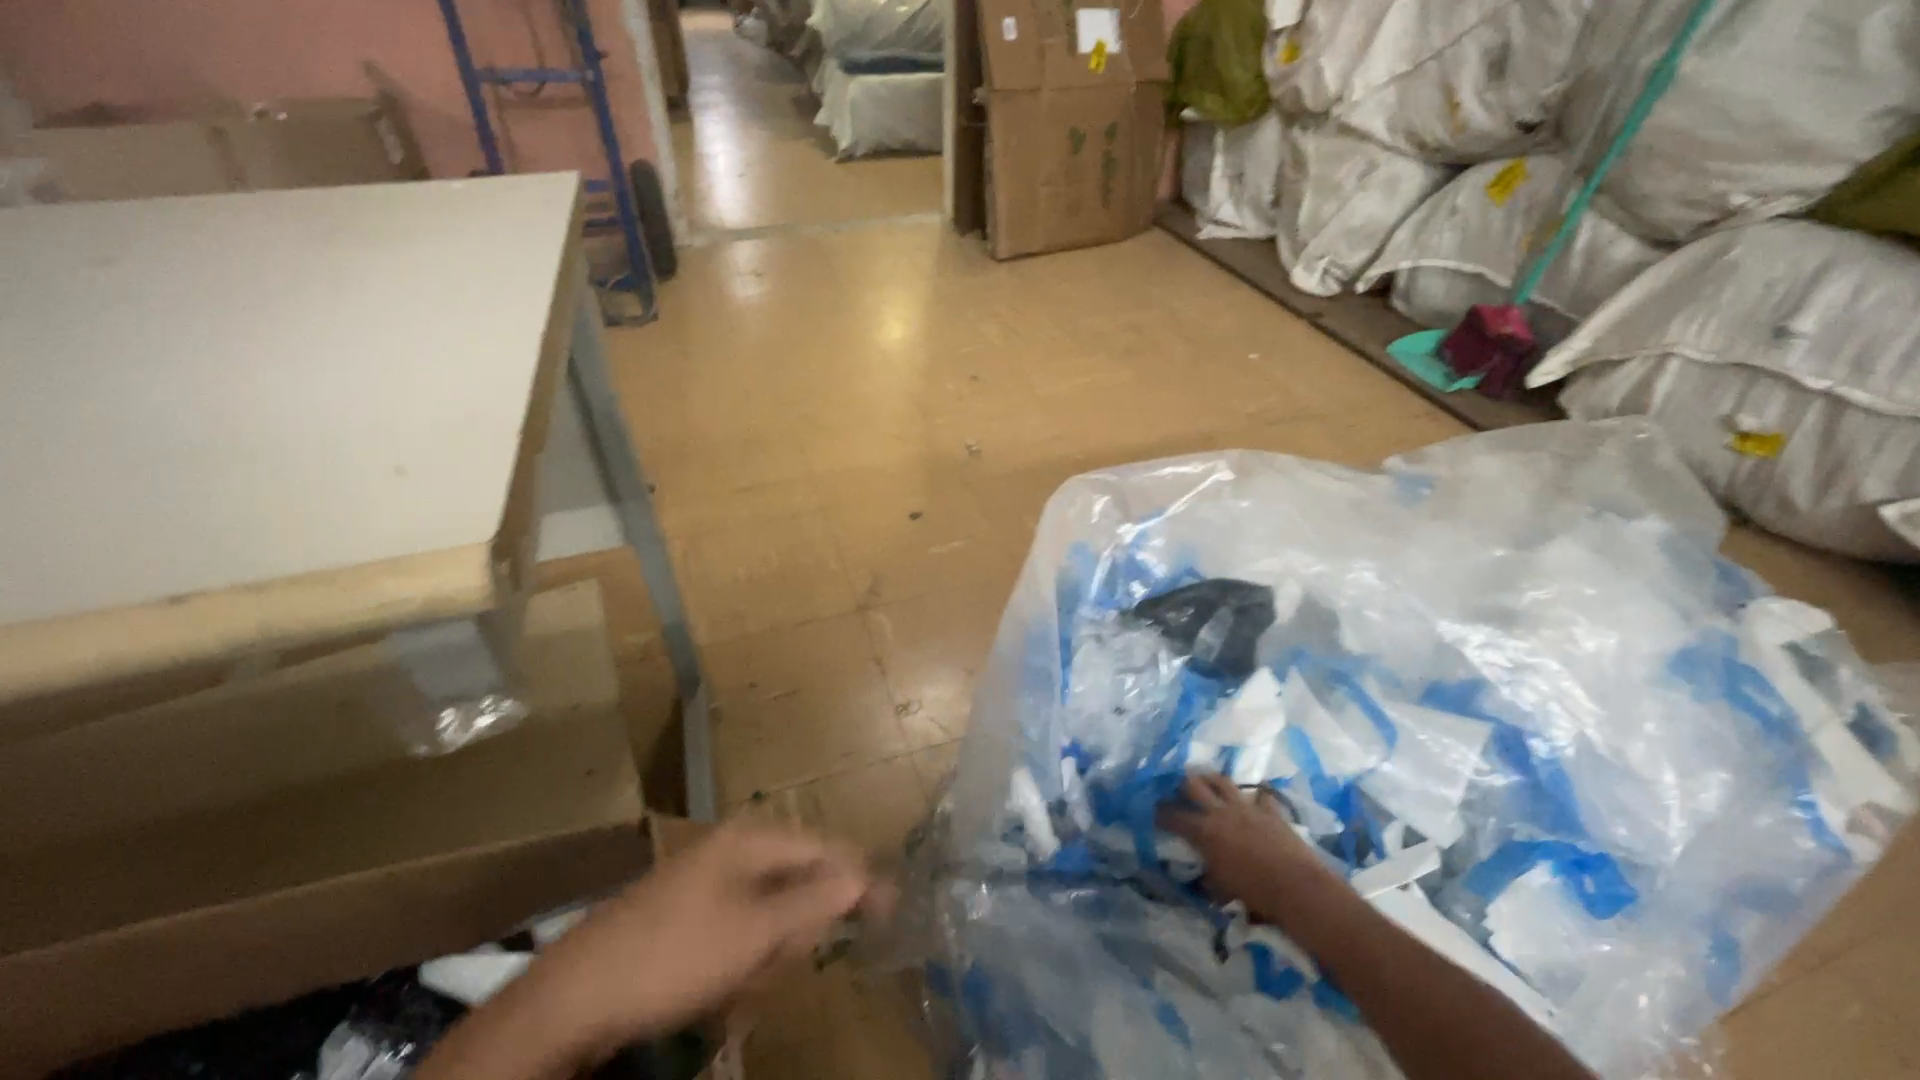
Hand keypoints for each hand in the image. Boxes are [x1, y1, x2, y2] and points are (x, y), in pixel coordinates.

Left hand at [514, 823, 884, 1061]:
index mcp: (750, 840)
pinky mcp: (685, 913)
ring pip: (768, 911)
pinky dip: (742, 957)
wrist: (576, 996)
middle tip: (785, 962)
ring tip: (746, 979)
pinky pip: (737, 929)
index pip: (825, 848)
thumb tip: (864, 877)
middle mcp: (729, 848)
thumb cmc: (677, 955)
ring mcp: (704, 879)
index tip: (887, 915)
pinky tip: (723, 983)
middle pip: (797, 879)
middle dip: (800, 925)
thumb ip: (815, 900)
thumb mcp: (757, 932)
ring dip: (770, 948)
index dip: (859, 880)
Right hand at [1157, 772, 1334, 923]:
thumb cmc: (1254, 893)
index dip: (1160, 812)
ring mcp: (1247, 807)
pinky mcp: (1271, 810)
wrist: (1297, 887)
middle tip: (1177, 788)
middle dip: (1181, 784)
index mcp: (1204, 832)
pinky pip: (1261, 796)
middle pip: (1193, 785)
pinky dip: (1255, 798)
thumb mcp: (1222, 890)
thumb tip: (1203, 878)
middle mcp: (1221, 812)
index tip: (1152, 810)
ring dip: (1211, 780)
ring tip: (1206, 780)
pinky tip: (1254, 800)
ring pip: (1223, 781)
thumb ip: (1209, 879)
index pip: (1173, 816)